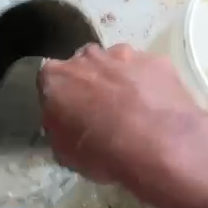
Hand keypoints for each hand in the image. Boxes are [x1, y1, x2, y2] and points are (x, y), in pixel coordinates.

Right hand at [37, 44, 207, 207]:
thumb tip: (65, 126)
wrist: (157, 144)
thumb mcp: (64, 152)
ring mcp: (123, 55)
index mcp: (54, 77)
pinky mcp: (156, 61)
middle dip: (90, 83)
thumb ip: (59, 129)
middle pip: (83, 65)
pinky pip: (147, 71)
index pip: (49, 81)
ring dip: (120, 80)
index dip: (61, 98)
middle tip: (102, 112)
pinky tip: (158, 108)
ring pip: (116, 63)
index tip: (70, 115)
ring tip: (134, 111)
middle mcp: (85, 57)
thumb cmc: (100, 151)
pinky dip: (149, 84)